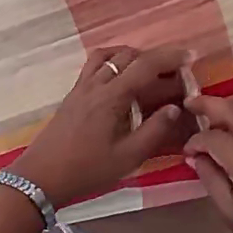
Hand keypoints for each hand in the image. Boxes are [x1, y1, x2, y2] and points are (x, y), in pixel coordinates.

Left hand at [5, 46, 190, 207]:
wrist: (42, 177)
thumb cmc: (87, 170)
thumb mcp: (128, 157)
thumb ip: (154, 131)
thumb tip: (174, 108)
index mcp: (111, 97)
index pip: (145, 66)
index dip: (170, 57)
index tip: (191, 56)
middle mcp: (95, 85)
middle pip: (128, 56)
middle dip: (155, 57)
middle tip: (174, 70)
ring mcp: (81, 88)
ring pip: (108, 56)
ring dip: (132, 56)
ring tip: (148, 70)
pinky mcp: (73, 95)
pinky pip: (94, 66)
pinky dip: (113, 62)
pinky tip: (120, 79)